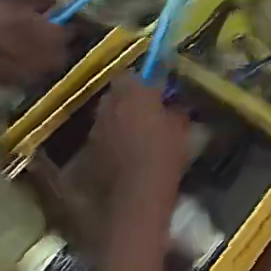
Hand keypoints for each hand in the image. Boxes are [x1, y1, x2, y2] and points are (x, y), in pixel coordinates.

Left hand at [95, 76, 190, 197]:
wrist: (135, 197)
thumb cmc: (164, 157)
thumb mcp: (181, 130)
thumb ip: (176, 111)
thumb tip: (174, 106)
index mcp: (134, 93)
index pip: (133, 73)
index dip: (142, 81)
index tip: (155, 89)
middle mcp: (110, 105)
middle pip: (115, 93)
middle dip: (128, 98)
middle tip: (145, 109)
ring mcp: (96, 128)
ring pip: (107, 115)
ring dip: (118, 119)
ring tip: (135, 133)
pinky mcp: (88, 151)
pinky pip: (102, 137)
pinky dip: (111, 140)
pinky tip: (124, 153)